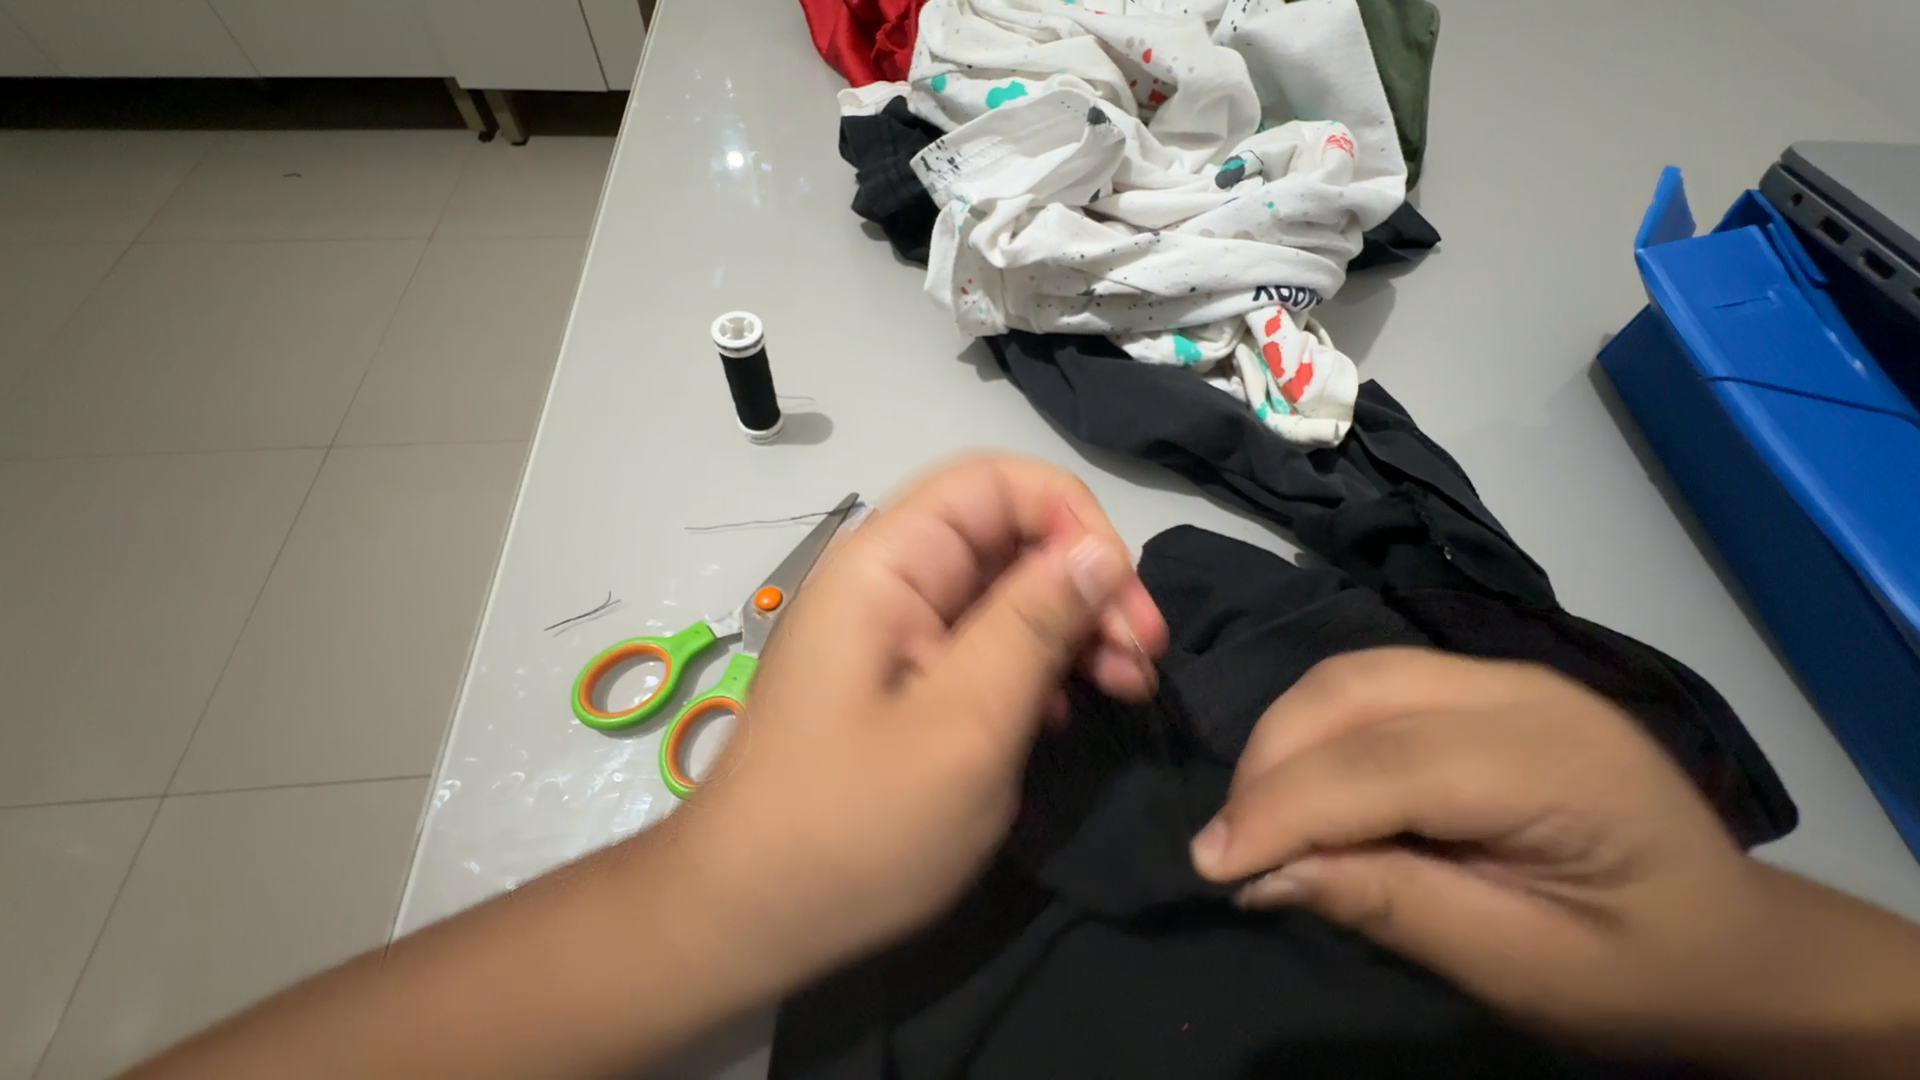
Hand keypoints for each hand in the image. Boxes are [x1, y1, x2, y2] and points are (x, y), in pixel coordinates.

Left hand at [666, 454, 1168, 990]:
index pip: (994, 484)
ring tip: (1127, 687)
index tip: (1120, 597)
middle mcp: (891, 580)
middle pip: (1008, 537)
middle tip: (1142, 657)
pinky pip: (987, 644)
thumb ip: (1033, 625)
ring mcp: (898, 631)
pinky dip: (1038, 666)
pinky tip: (1069, 711)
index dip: (1071, 520)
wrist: (753, 914)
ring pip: (1006, 593)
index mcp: (888, 564)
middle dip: (1085, 583)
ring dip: (1073, 628)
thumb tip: (1097, 554)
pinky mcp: (908, 678)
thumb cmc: (855, 824)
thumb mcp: (965, 724)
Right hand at [1187, 648, 1919, 1068]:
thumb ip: (1388, 904)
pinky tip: (1302, 781)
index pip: (1388, 763)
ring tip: (1258, 816)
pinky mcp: (1469, 681)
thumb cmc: (1640, 970)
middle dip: (1270, 762)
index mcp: (1558, 764)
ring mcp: (1494, 674)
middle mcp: (1518, 691)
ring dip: (1281, 739)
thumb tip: (1262, 874)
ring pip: (1345, 675)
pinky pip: (1362, 683)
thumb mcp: (1519, 966)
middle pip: (1352, 693)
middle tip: (1231, 842)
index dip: (1288, 806)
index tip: (1213, 861)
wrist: (1733, 939)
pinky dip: (1311, 728)